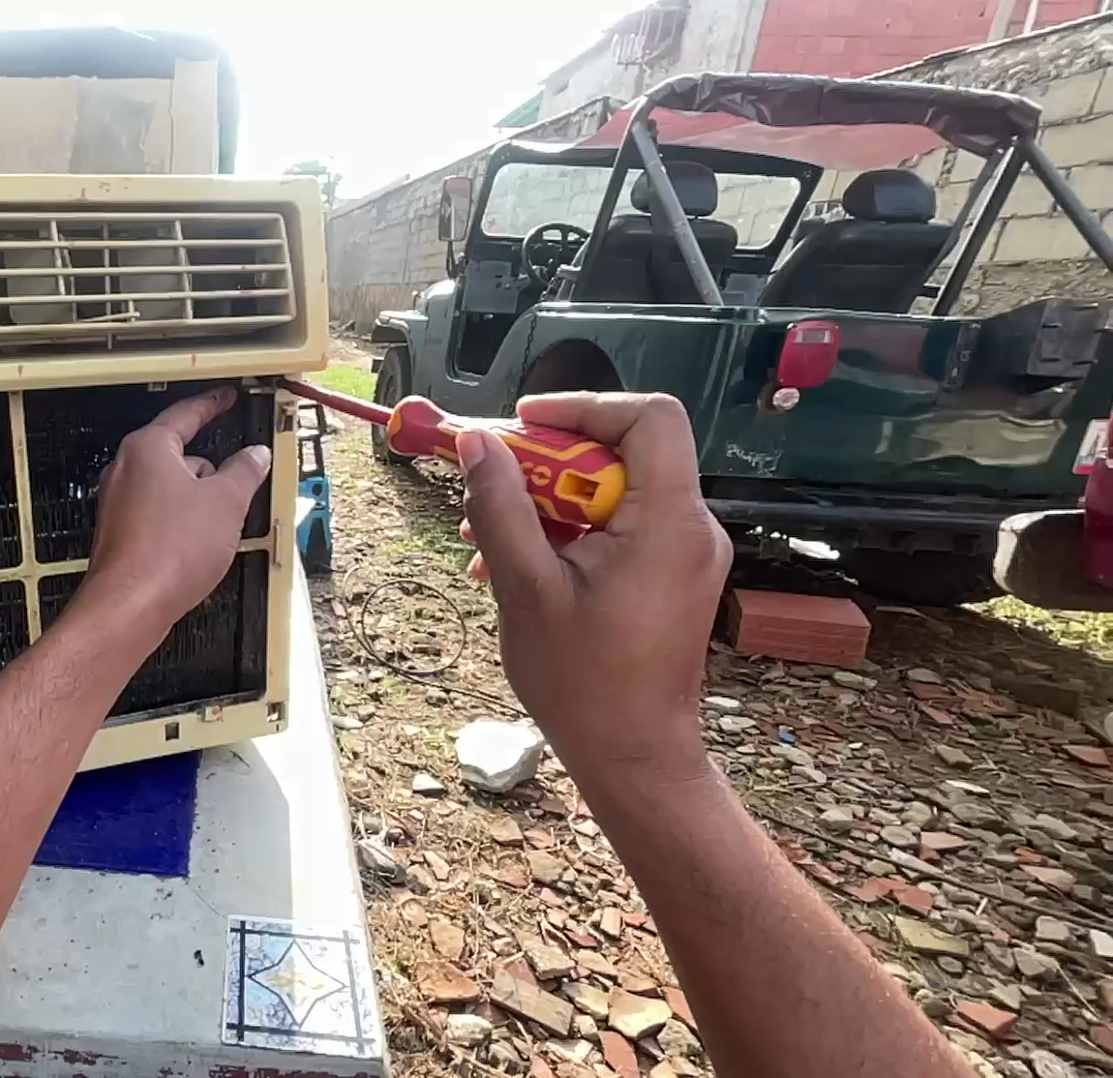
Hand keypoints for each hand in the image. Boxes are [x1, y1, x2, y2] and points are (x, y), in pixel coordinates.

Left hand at [78, 387, 272, 627]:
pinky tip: (197, 545)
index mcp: (148, 449)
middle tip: (239, 477)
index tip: (226, 398)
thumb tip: (255, 457)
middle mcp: (126, 471)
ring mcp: (119, 504)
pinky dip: (181, 524)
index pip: (186, 413)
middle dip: (211, 468)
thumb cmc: (165, 553)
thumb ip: (245, 471)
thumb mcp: (226, 502)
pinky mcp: (121, 534)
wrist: (131, 605)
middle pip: (180, 454)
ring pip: (170, 489)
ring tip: (220, 524)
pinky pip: (159, 516)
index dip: (213, 404)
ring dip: (198, 501)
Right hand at [458, 392, 729, 789]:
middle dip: (539, 464)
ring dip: (538, 503)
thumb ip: (499, 508)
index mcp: (667, 523)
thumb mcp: (524, 587)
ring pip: (603, 493)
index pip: (647, 419)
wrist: (630, 754)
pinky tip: (510, 565)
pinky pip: (607, 528)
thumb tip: (475, 443)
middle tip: (482, 487)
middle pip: (615, 454)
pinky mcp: (661, 573)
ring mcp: (677, 552)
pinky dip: (557, 533)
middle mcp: (686, 527)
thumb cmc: (580, 680)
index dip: (581, 407)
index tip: (518, 421)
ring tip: (481, 541)